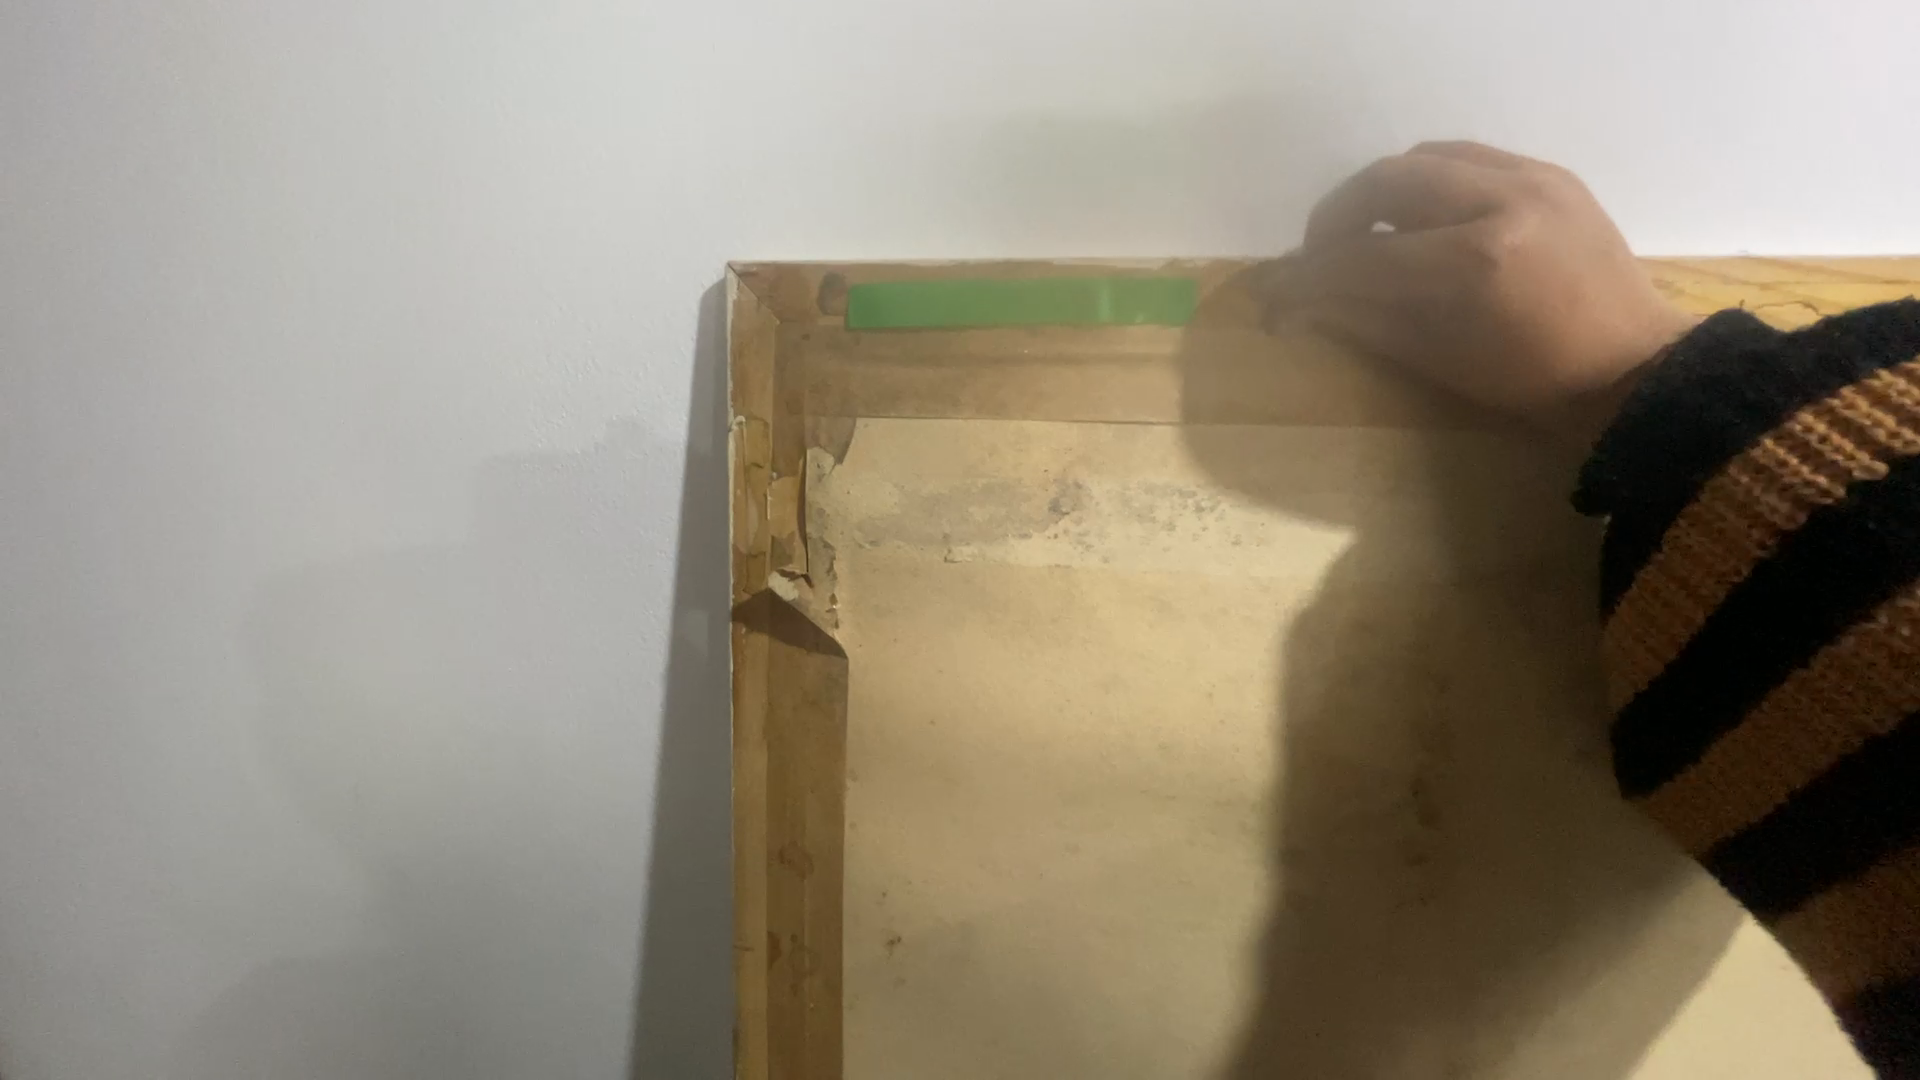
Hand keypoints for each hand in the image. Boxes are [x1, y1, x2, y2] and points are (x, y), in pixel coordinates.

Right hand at [1260, 142, 1698, 444]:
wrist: (1629, 366)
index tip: (1271, 295)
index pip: (1361, 258)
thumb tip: (1295, 307)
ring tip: (1361, 237)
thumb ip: (1358, 320)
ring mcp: (1531, 178)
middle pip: (1385, 181)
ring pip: (1422, 158)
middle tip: (1316, 257)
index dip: (1304, 278)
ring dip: (1374, 195)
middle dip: (1333, 219)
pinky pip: (1464, 158)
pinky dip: (1421, 185)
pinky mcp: (1548, 173)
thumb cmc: (1524, 380)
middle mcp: (1502, 201)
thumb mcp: (1430, 357)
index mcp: (1473, 262)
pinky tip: (1412, 223)